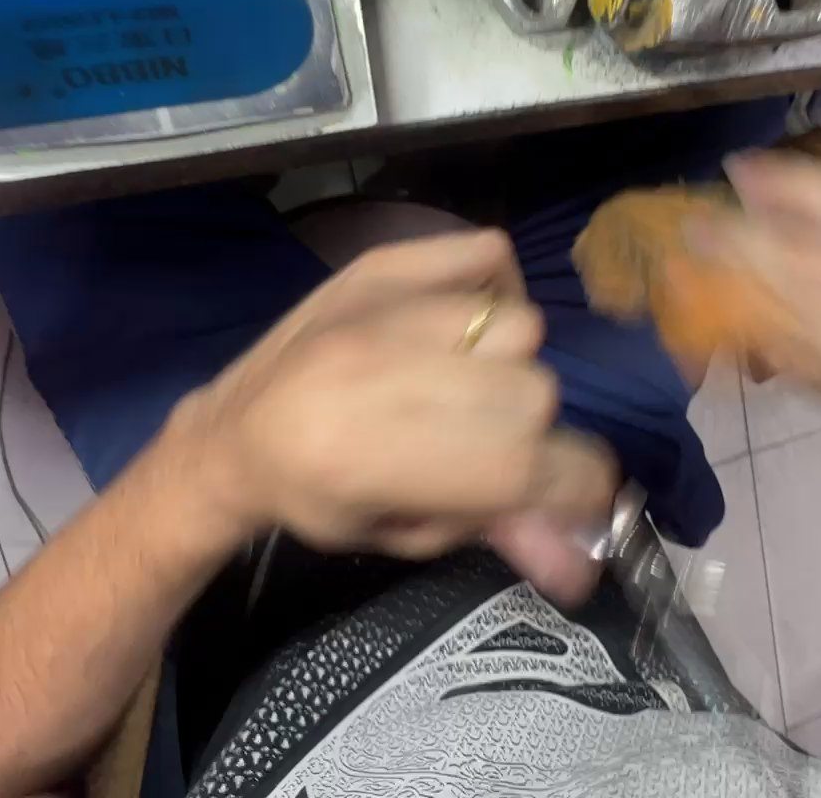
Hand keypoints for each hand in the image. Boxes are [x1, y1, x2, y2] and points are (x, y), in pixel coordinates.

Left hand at [148, 230, 619, 602]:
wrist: (235, 429)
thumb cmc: (317, 498)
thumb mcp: (404, 535)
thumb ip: (499, 536)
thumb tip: (585, 566)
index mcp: (381, 456)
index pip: (528, 463)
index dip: (577, 488)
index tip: (574, 496)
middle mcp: (386, 371)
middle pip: (536, 392)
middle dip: (528, 431)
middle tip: (486, 444)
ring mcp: (385, 304)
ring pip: (520, 326)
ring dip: (509, 365)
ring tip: (467, 383)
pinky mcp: (384, 262)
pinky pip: (488, 254)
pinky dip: (497, 286)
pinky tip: (468, 322)